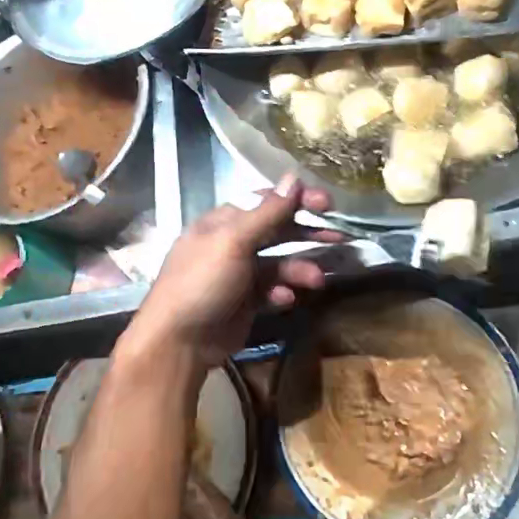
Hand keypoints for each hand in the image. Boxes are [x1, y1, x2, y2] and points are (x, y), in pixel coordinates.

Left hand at [124, 175, 341, 366]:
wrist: (179, 341)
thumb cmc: (202, 282)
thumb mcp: (233, 242)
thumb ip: (267, 213)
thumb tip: (294, 178)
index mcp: (223, 222)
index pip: (265, 202)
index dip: (296, 200)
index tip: (328, 203)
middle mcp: (231, 244)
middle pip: (276, 231)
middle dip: (306, 234)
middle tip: (339, 236)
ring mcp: (238, 274)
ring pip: (278, 264)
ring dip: (299, 269)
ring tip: (316, 280)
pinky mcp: (245, 302)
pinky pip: (272, 291)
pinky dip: (282, 292)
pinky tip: (285, 299)